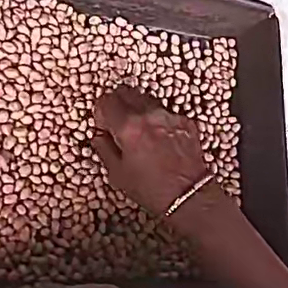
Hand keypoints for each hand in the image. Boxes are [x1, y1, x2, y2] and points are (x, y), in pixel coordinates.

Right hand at [90, 86, 213, 216]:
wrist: (188, 195)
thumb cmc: (152, 189)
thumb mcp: (118, 173)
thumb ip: (104, 148)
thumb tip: (99, 135)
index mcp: (129, 127)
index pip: (106, 101)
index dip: (101, 112)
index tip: (103, 125)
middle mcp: (150, 115)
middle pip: (126, 93)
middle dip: (117, 105)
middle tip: (117, 124)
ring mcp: (170, 116)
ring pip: (146, 99)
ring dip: (138, 110)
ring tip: (139, 134)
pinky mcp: (185, 122)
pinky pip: (165, 112)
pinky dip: (157, 120)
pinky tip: (158, 139)